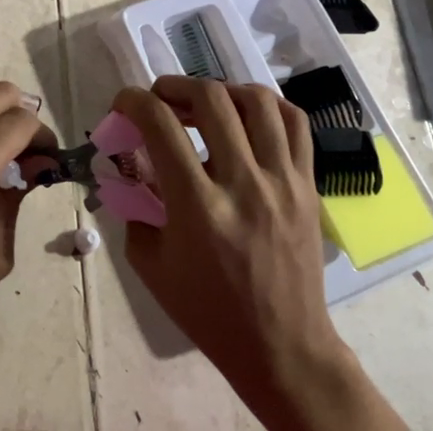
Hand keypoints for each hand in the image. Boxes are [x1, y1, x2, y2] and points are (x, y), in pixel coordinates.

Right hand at [113, 77, 407, 430]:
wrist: (282, 346)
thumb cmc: (208, 310)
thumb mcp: (150, 264)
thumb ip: (134, 208)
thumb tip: (130, 168)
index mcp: (198, 207)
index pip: (161, 124)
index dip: (133, 101)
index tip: (124, 104)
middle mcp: (244, 184)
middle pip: (211, 99)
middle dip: (175, 86)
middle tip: (160, 99)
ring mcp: (283, 182)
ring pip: (258, 101)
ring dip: (222, 90)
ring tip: (205, 103)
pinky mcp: (308, 186)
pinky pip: (295, 124)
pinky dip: (266, 106)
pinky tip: (247, 116)